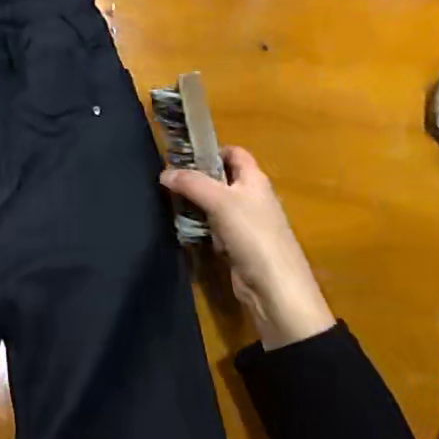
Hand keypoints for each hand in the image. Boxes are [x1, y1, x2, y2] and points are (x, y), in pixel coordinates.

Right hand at [161, 146, 334, 349]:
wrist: (275, 288)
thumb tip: (164, 172)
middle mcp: (252, 197)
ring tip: (169, 203)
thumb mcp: (219, 201)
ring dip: (195, 204)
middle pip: (222, 179)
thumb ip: (191, 183)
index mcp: (255, 180)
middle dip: (197, 178)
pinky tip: (185, 229)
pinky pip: (214, 228)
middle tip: (169, 180)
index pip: (235, 153)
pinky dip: (201, 227)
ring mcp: (246, 223)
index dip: (212, 150)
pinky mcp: (238, 245)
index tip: (183, 156)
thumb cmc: (252, 234)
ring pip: (215, 204)